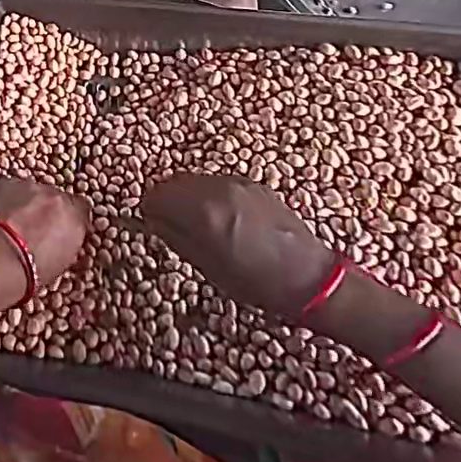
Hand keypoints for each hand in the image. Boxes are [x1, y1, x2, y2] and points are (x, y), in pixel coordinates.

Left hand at [0, 178, 87, 292]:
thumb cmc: (28, 272)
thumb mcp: (59, 265)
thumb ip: (64, 244)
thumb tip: (59, 242)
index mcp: (74, 216)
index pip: (80, 209)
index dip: (69, 219)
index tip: (60, 230)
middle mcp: (54, 195)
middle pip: (53, 198)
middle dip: (45, 211)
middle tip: (32, 232)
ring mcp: (27, 186)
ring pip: (29, 192)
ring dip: (23, 204)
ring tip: (10, 227)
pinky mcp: (2, 183)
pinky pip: (6, 189)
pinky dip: (2, 201)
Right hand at [141, 173, 337, 315]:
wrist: (309, 277)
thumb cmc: (254, 281)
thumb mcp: (205, 265)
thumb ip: (174, 235)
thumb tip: (153, 219)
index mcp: (201, 211)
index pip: (156, 195)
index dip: (151, 212)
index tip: (156, 226)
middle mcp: (216, 188)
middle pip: (173, 182)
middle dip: (169, 201)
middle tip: (176, 227)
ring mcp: (237, 183)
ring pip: (195, 180)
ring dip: (189, 197)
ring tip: (203, 226)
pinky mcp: (253, 184)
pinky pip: (218, 183)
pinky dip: (211, 196)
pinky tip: (226, 220)